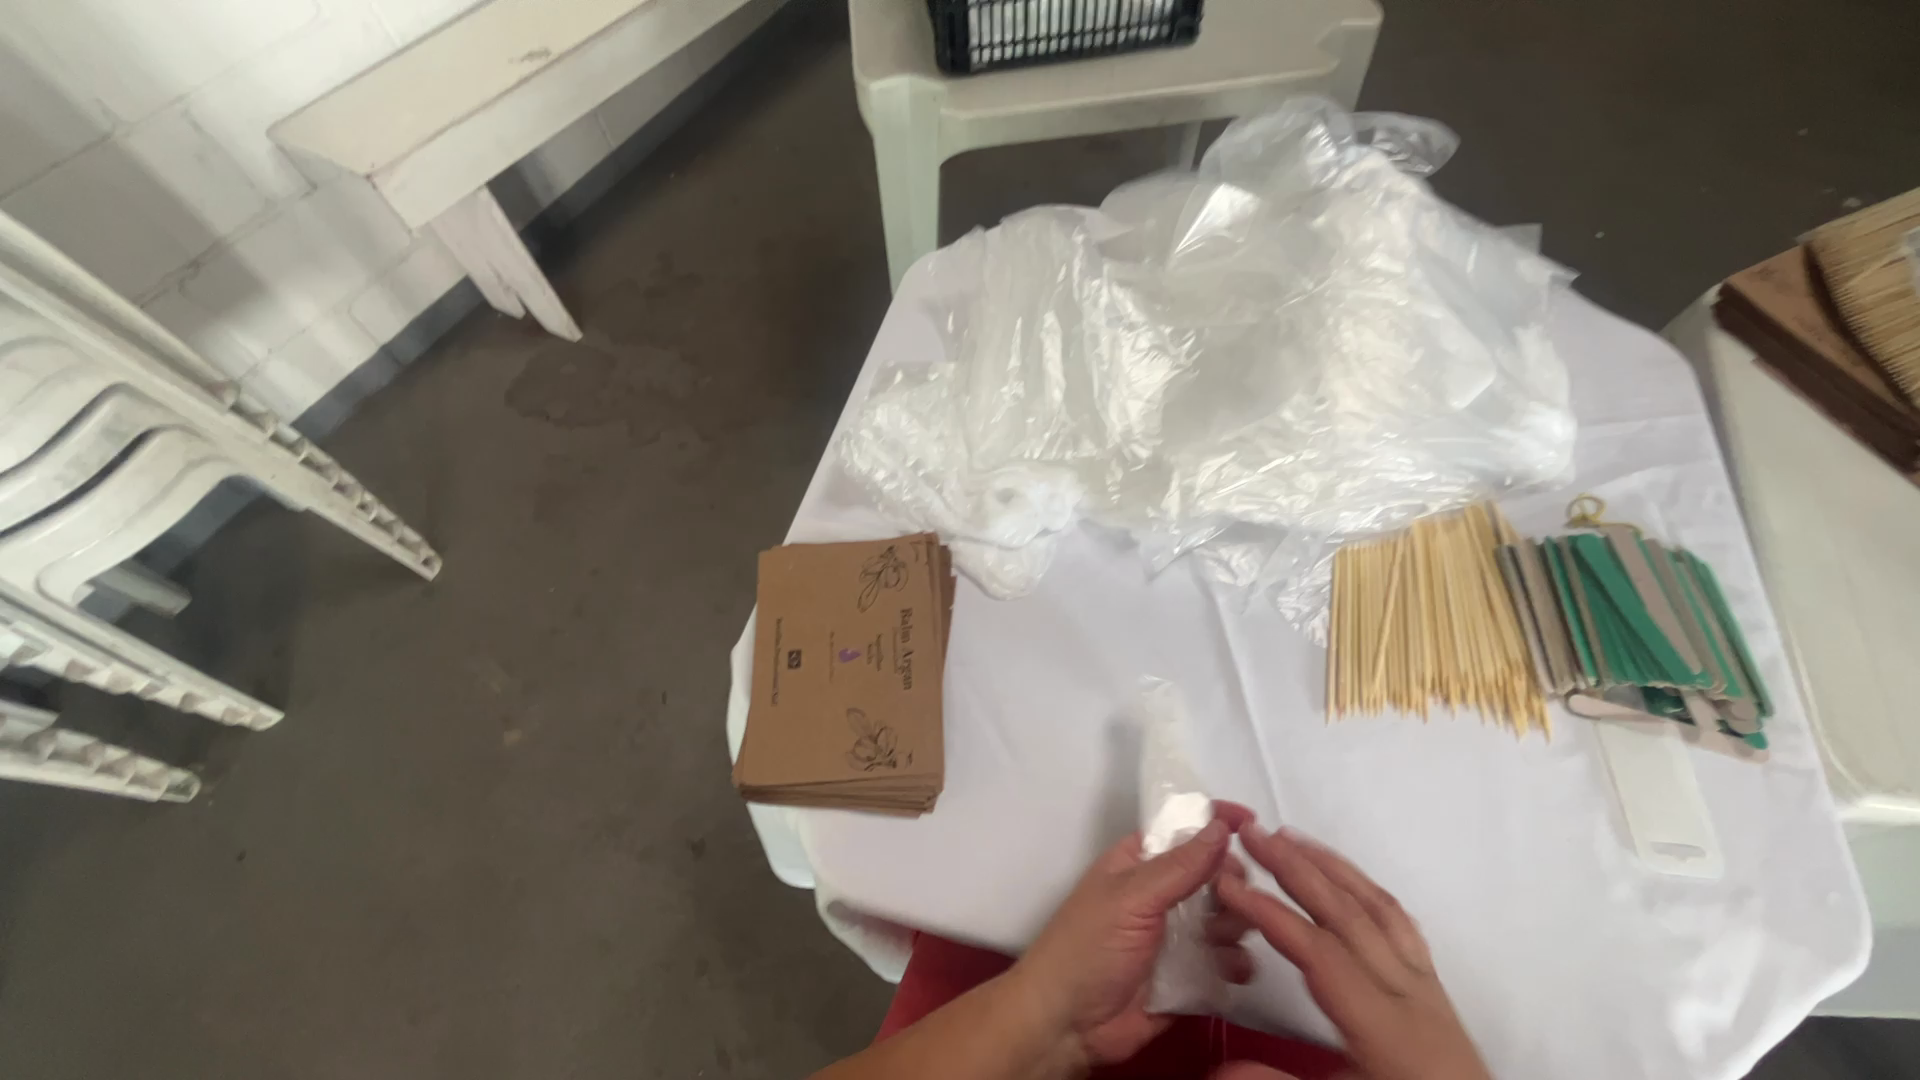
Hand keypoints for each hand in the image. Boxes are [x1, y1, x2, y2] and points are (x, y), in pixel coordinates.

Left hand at [1006, 813, 1252, 1069]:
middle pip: (1214, 873)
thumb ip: (1179, 865)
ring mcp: (1177, 935)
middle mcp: (1162, 893)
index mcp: (1140, 861)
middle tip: (1228, 897)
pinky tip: (1230, 969)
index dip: (1215, 821)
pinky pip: (1226, 960)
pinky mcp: (1189, 975)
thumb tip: (1219, 825)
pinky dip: (1234, 962)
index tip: (1252, 822)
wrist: (1069, 1024)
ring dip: (1234, 924)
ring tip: (1219, 939)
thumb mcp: (1131, 897)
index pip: (1183, 829)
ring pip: (1226, 917)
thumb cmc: (1088, 946)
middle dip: (1230, 882)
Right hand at [1213, 823, 1490, 1079]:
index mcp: (1388, 1030)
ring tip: (1288, 837)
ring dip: (1329, 866)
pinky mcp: (1436, 990)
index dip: (1271, 915)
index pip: (1321, 953)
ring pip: (1378, 910)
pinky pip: (1401, 924)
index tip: (1226, 884)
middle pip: (1349, 915)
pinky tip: (1343, 876)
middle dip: (1295, 868)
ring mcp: (1429, 988)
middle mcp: (1412, 997)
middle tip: (1251, 833)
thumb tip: (1218, 1067)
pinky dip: (1365, 888)